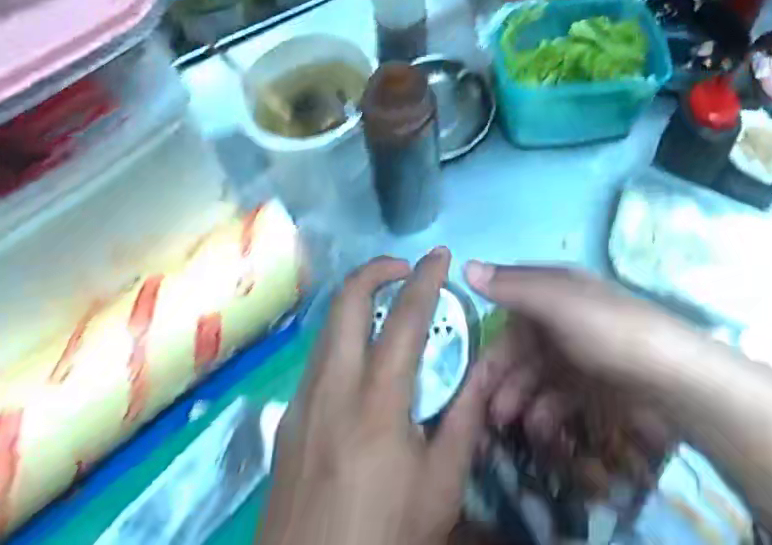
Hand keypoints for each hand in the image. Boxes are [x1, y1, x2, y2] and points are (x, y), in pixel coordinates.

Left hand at [259, 249, 486, 544]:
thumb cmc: (384, 535)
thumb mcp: (440, 486)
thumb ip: (466, 417)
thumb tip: (486, 365)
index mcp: (377, 399)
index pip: (405, 316)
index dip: (426, 277)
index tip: (441, 254)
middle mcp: (332, 386)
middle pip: (346, 300)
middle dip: (377, 270)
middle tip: (406, 271)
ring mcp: (301, 402)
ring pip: (327, 327)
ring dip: (358, 304)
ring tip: (389, 315)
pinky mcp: (285, 422)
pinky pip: (316, 359)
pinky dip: (342, 340)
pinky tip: (362, 371)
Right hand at [466, 262, 687, 495]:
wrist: (668, 377)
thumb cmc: (605, 329)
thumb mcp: (556, 300)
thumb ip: (511, 286)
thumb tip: (466, 265)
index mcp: (556, 289)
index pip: (510, 303)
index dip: (487, 329)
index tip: (464, 363)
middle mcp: (565, 318)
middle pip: (521, 344)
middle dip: (500, 372)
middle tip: (481, 406)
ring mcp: (580, 355)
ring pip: (536, 373)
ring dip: (518, 395)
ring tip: (506, 422)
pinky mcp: (595, 390)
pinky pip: (559, 398)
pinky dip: (545, 411)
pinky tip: (539, 429)